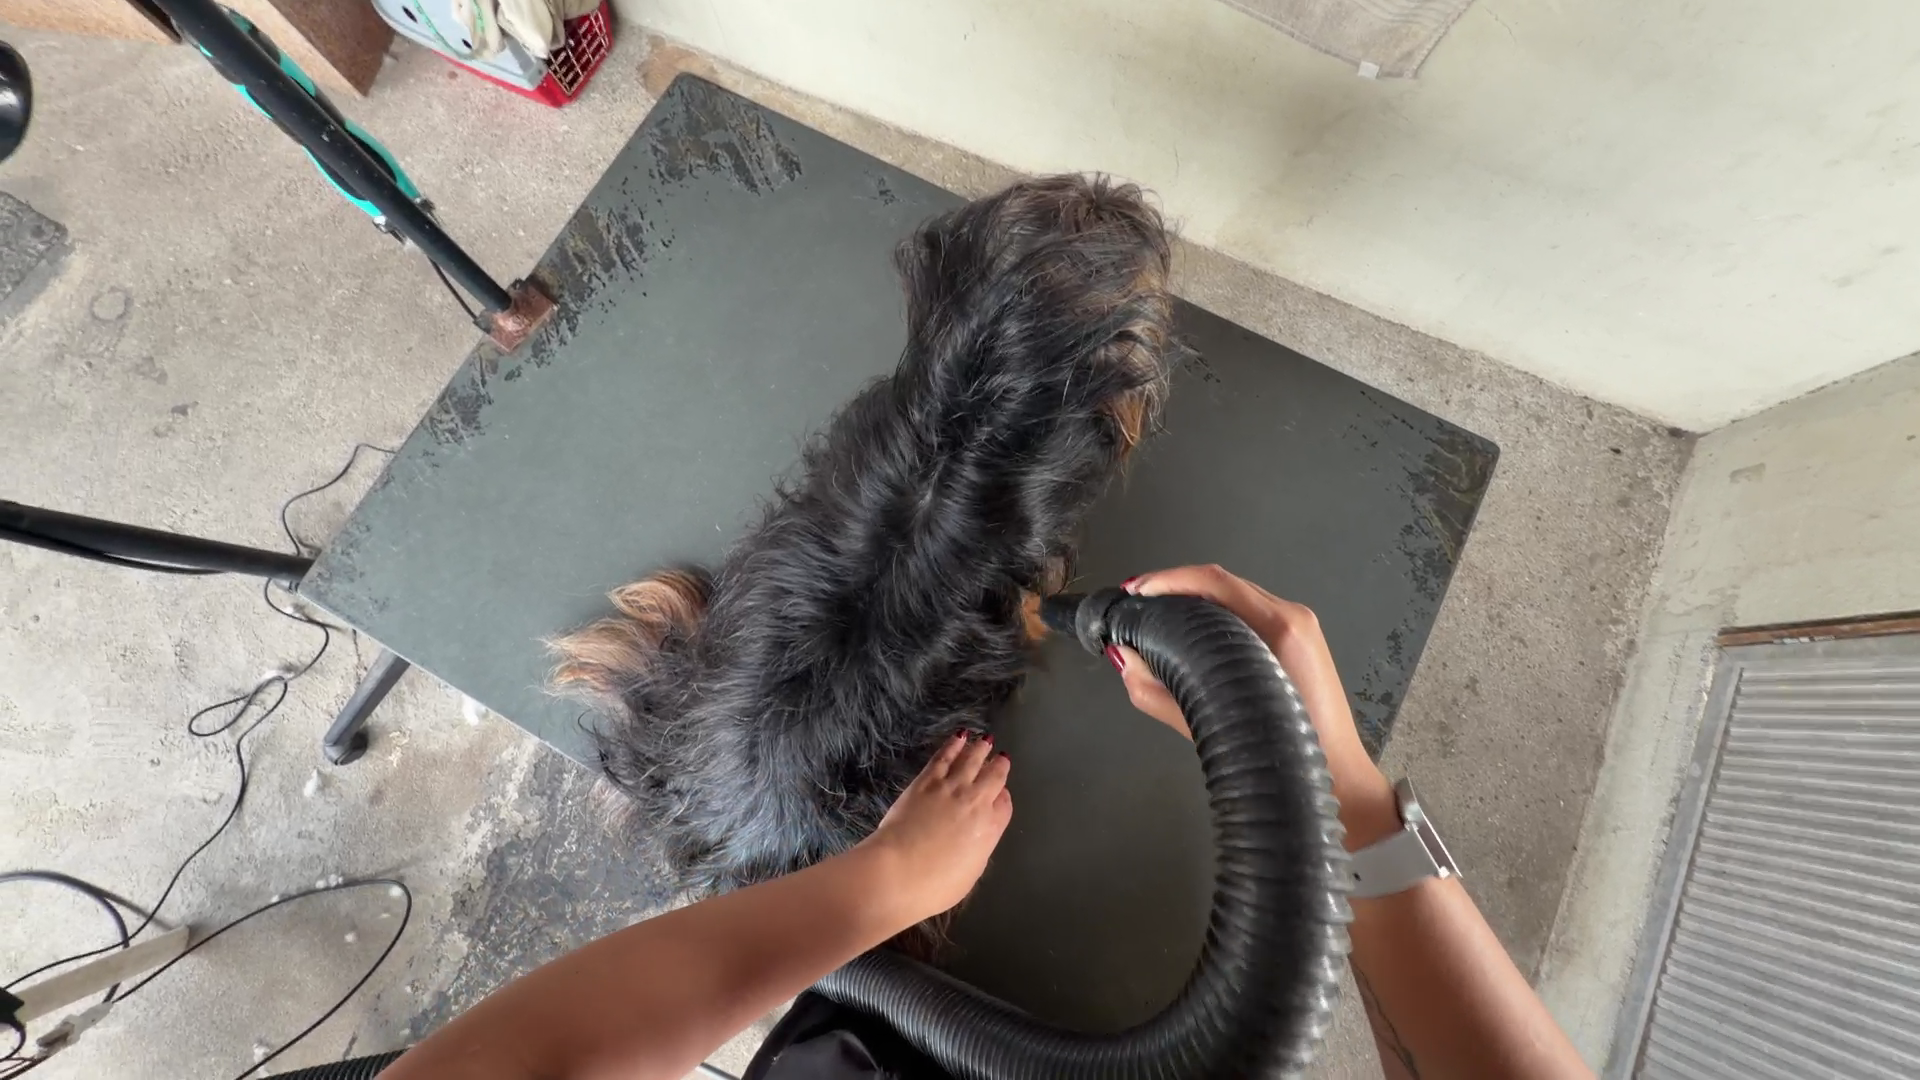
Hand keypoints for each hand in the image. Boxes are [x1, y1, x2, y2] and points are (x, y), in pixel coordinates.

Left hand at [857, 733, 1012, 921]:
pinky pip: (945, 756)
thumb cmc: (934, 885)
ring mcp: (951, 787)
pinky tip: (960, 737)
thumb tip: (980, 832)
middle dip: (998, 765)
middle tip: (1001, 756)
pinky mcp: (927, 780)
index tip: (1001, 792)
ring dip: (980, 748)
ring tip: (985, 740)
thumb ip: (980, 846)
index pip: (1004, 805)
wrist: (898, 872)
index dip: (1003, 796)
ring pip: (972, 759)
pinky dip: (954, 744)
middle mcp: (976, 802)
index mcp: (990, 828)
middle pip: (993, 776)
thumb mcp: (971, 873)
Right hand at [1107, 564, 1397, 848]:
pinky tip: (1187, 624)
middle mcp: (1292, 616)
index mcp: (1280, 628)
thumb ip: (1158, 694)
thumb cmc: (1289, 756)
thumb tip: (1122, 659)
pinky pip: (1244, 609)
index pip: (1214, 582)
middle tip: (1135, 601)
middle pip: (1222, 581)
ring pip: (1232, 592)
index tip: (1134, 593)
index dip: (1167, 579)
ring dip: (1190, 595)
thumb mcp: (1213, 726)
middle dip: (1173, 585)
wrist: (1339, 780)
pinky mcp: (1296, 636)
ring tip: (1153, 609)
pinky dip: (1210, 609)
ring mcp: (1298, 624)